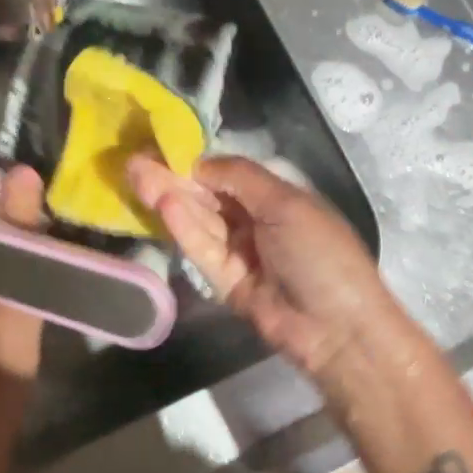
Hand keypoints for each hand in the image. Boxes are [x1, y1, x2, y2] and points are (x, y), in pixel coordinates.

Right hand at [127, 154, 399, 374]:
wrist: (336, 326)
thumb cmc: (321, 253)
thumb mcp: (287, 203)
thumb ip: (241, 178)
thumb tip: (200, 162)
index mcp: (278, 198)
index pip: (229, 174)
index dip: (198, 161)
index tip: (163, 147)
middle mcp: (255, 222)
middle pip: (208, 196)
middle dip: (174, 178)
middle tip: (136, 160)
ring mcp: (238, 252)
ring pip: (199, 220)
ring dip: (169, 197)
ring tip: (137, 175)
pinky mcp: (223, 280)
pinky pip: (201, 249)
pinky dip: (183, 227)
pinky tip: (162, 204)